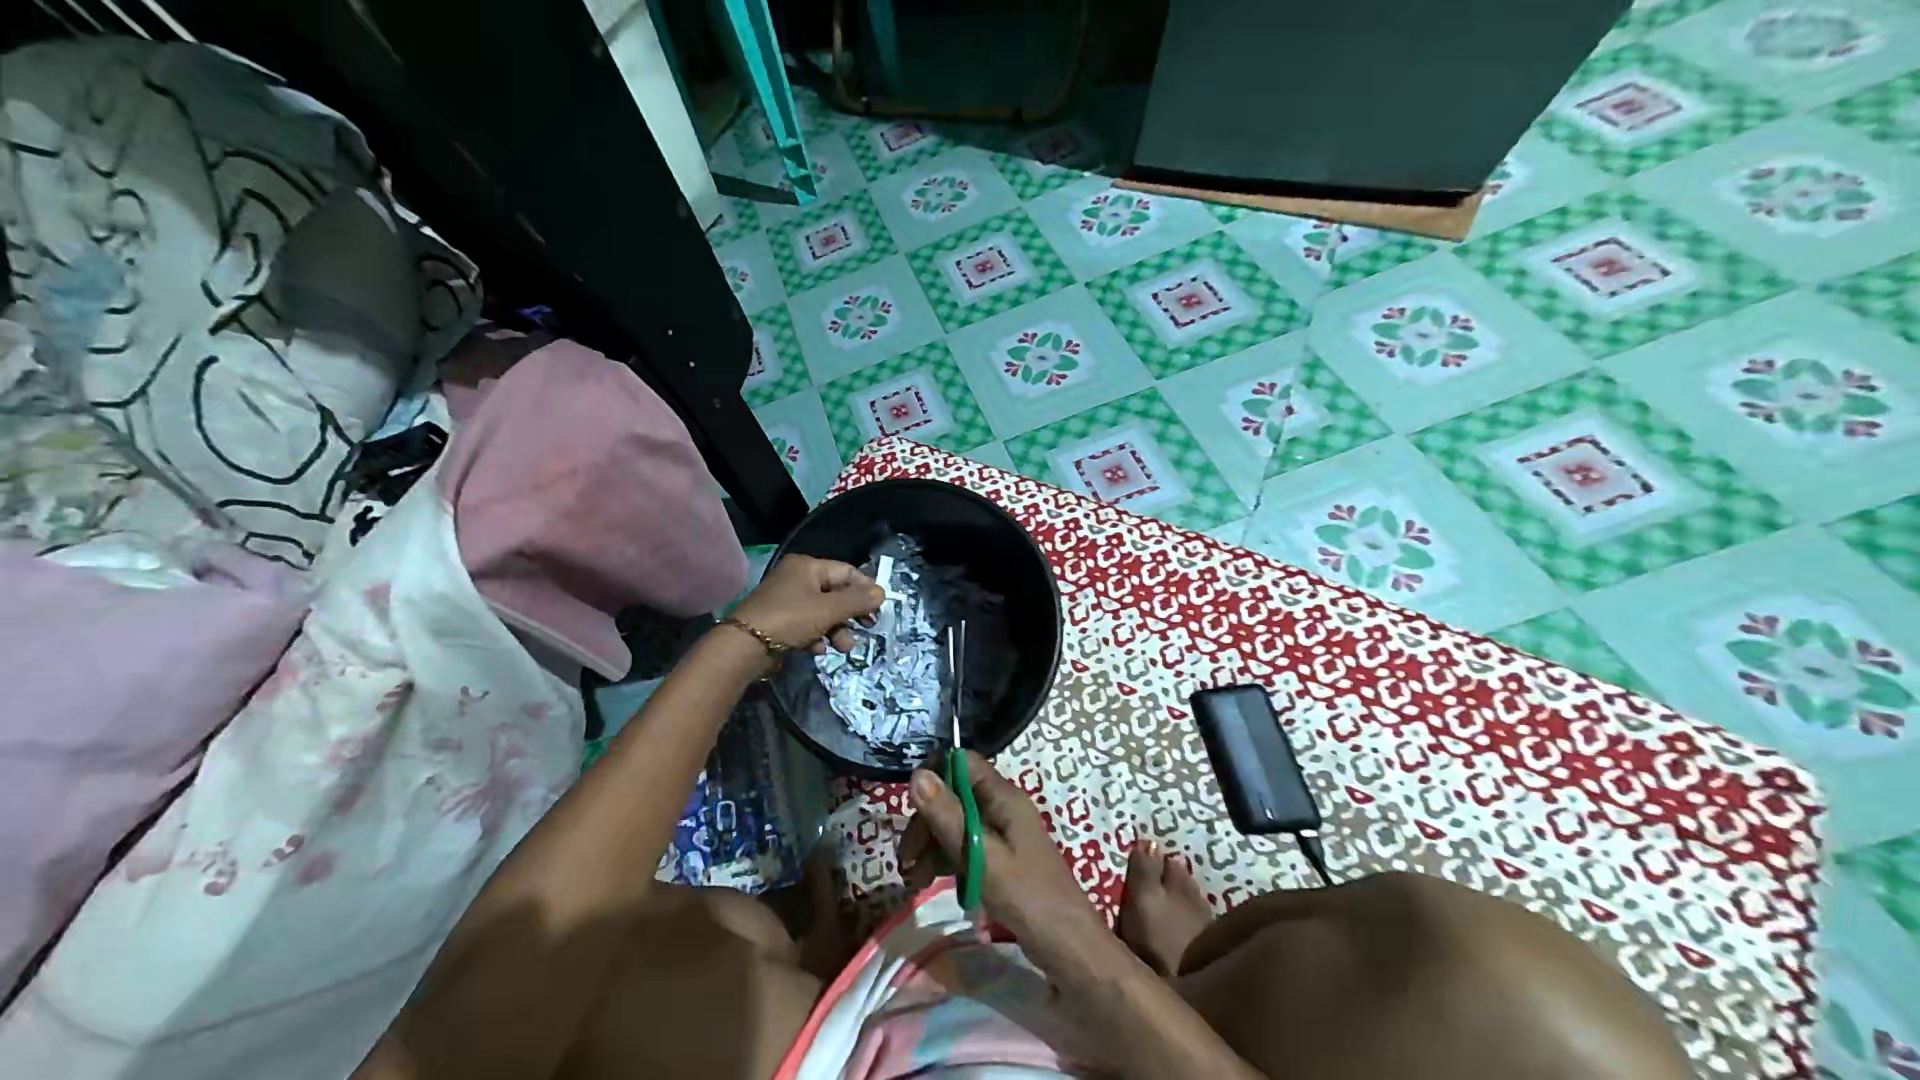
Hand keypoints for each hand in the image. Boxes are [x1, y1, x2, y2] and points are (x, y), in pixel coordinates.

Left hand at [729, 555, 883, 653]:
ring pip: (823, 612)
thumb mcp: (829, 610)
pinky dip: (816, 636)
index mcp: (807, 566)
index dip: (865, 588)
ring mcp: (786, 600)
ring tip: (843, 648)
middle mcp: (796, 578)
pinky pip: (807, 625)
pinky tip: (817, 649)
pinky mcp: (779, 621)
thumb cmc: (790, 618)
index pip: (846, 571)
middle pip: (835, 593)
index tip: (879, 608)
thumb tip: (882, 593)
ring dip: (836, 630)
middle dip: (851, 614)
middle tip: (867, 628)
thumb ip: (858, 601)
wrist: (745, 646)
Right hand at [900, 752, 1107, 957]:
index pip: (962, 763)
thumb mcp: (982, 857)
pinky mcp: (1001, 859)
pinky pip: (965, 847)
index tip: (910, 809)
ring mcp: (1003, 834)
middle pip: (954, 796)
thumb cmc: (1028, 898)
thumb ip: (949, 817)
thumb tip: (917, 775)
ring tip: (911, 879)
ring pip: (956, 824)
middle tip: (905, 860)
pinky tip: (929, 883)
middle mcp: (1003, 808)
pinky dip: (945, 861)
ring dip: (930, 846)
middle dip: (926, 823)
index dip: (934, 777)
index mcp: (1004, 798)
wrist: (1069, 948)